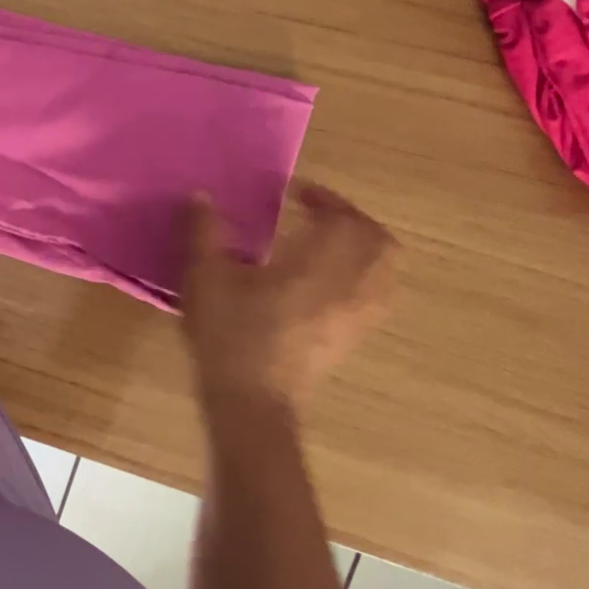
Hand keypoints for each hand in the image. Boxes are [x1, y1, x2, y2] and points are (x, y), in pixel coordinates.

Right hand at [182, 184, 396, 412]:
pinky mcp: (354, 336)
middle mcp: (353, 287)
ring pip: (385, 270)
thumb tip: (203, 196)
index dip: (324, 199)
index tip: (295, 191)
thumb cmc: (229, 331)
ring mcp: (360, 315)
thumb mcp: (204, 276)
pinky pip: (377, 293)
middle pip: (379, 243)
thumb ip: (204, 233)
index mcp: (320, 266)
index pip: (344, 220)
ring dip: (362, 247)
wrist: (252, 397)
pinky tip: (326, 280)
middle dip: (351, 220)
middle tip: (316, 212)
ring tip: (326, 242)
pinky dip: (362, 274)